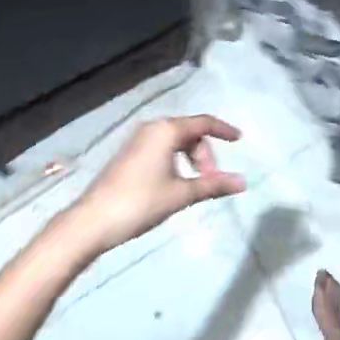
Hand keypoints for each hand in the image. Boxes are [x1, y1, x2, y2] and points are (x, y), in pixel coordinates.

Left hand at [56, 115, 245, 257]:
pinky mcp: (129, 152)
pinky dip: (176, 161)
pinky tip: (176, 184)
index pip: (202, 122)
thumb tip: (243, 182)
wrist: (95, 217)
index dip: (223, 129)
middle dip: (205, 155)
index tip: (240, 139)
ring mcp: (137, 139)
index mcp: (165, 130)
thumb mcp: (181, 194)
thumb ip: (213, 185)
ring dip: (191, 159)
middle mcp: (151, 127)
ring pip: (174, 141)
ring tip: (195, 187)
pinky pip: (161, 148)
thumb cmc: (141, 202)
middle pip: (189, 133)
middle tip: (212, 183)